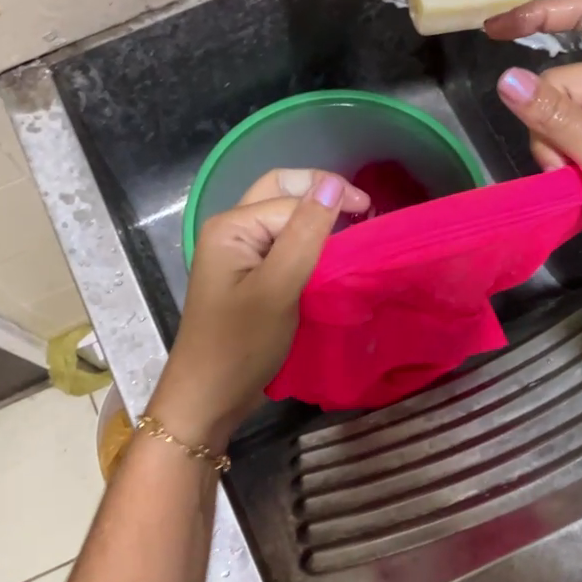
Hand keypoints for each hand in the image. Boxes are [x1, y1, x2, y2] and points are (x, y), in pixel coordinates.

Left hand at [147, 169, 369, 448]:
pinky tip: (331, 263)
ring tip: (353, 237)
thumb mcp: (278, 289)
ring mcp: (238, 256)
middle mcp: (231, 232)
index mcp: (230, 226)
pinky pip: (281, 249)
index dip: (331, 203)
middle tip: (363, 212)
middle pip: (280, 194)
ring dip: (315, 223)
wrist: (208, 399)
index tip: (373, 218)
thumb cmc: (240, 345)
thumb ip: (305, 234)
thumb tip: (332, 183)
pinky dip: (308, 249)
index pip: (290, 200)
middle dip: (320, 197)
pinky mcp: (249, 279)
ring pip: (282, 222)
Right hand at [483, 0, 581, 273]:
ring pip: (554, 110)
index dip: (543, 13)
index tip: (494, 30)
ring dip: (552, 147)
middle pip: (562, 77)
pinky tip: (573, 181)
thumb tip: (505, 79)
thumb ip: (555, 117)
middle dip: (551, 122)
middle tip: (565, 163)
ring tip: (575, 178)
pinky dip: (557, 157)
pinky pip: (560, 132)